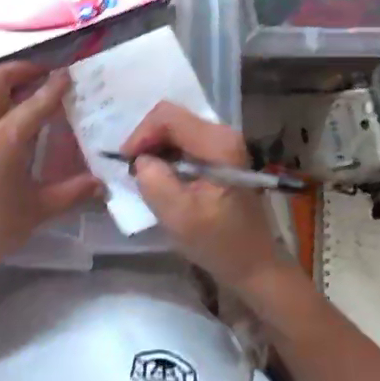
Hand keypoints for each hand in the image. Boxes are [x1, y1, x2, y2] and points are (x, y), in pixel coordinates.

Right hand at [125, 102, 293, 294]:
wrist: (253, 264)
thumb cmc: (218, 242)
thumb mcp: (178, 215)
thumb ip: (154, 180)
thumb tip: (142, 160)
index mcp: (217, 143)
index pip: (167, 116)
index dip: (140, 134)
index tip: (126, 162)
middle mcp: (223, 134)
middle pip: (171, 119)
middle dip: (146, 141)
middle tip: (132, 169)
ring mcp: (224, 143)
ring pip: (176, 130)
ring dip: (155, 149)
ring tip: (144, 175)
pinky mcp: (220, 155)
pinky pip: (184, 143)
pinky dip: (167, 156)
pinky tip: (161, 178)